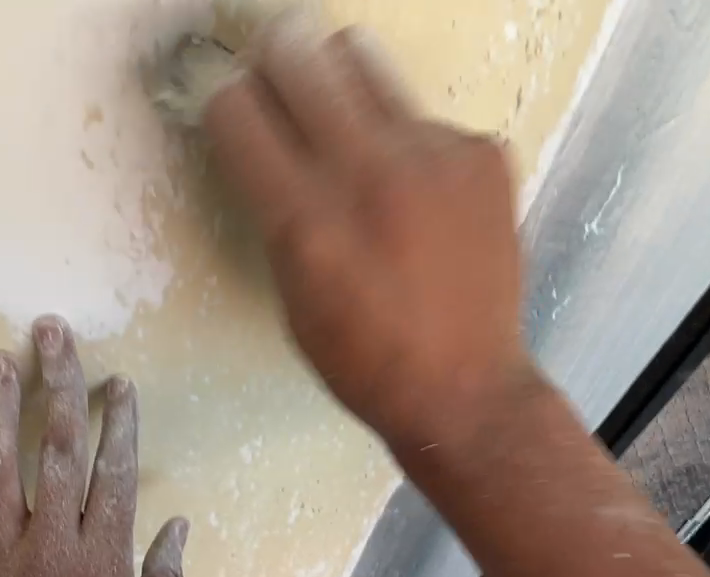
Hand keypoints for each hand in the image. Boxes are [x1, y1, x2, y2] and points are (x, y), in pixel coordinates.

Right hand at [204, 19, 532, 452]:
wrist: (464, 388)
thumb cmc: (364, 363)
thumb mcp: (293, 303)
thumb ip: (276, 218)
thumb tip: (266, 150)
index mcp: (304, 224)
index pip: (237, 110)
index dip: (226, 105)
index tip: (233, 112)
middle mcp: (367, 171)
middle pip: (297, 55)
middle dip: (274, 68)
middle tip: (279, 91)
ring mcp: (433, 153)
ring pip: (362, 61)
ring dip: (339, 87)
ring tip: (351, 139)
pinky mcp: (482, 152)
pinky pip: (421, 114)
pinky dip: (407, 143)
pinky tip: (420, 196)